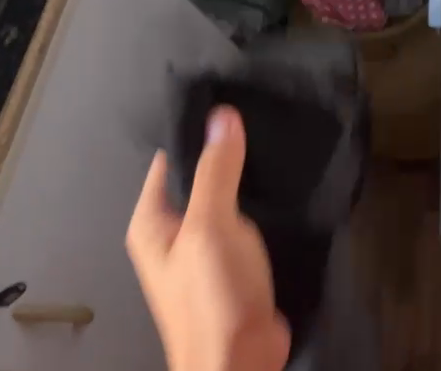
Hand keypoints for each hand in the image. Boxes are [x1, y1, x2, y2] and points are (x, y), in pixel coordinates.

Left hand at [127, 107, 291, 370]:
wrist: (240, 362)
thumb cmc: (211, 295)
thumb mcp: (210, 225)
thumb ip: (216, 170)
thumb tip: (221, 115)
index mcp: (152, 223)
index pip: (170, 158)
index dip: (198, 129)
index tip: (235, 97)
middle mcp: (174, 231)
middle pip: (201, 174)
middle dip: (230, 148)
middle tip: (267, 111)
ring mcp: (206, 247)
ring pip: (228, 194)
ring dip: (251, 173)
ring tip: (282, 136)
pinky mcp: (237, 259)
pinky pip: (248, 215)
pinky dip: (264, 198)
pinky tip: (288, 179)